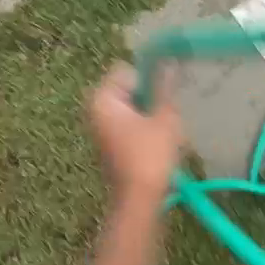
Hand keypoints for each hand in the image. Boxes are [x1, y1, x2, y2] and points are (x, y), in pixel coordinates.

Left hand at [87, 65, 183, 203]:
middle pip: (129, 89)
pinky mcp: (110, 145)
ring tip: (165, 132)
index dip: (147, 81)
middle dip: (150, 98)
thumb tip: (169, 61)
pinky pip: (130, 125)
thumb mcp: (163, 116)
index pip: (127, 71)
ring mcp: (100, 129)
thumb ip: (165, 86)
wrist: (139, 203)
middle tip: (166, 115)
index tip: (161, 99)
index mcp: (101, 98)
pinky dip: (144, 129)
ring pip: (132, 107)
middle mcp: (95, 110)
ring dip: (150, 114)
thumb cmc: (150, 156)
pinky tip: (159, 144)